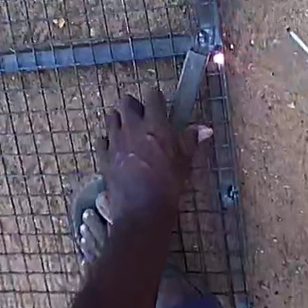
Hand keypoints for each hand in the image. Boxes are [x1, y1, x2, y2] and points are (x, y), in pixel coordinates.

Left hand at [99, 86, 208, 224]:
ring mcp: (115, 141)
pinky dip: (108, 142)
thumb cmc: (169, 186)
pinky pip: (102, 140)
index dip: (155, 98)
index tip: (159, 105)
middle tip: (142, 117)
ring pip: (110, 117)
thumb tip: (205, 128)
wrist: (142, 211)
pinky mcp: (103, 156)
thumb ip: (191, 141)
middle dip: (133, 106)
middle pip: (126, 102)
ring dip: (118, 120)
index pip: (152, 96)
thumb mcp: (184, 163)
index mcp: (155, 125)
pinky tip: (116, 150)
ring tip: (127, 131)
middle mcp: (132, 127)